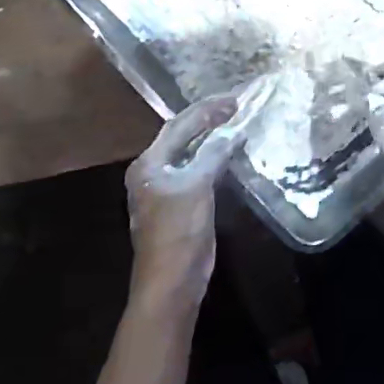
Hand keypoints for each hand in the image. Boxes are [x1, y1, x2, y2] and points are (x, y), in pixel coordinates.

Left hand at [124, 95, 252, 303]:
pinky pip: (195, 173)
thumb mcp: (196, 186)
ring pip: (188, 156)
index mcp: (148, 163)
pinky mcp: (177, 207)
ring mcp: (163, 191)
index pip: (178, 126)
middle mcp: (151, 172)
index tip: (232, 100)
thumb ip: (213, 154)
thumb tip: (233, 130)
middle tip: (235, 107)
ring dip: (209, 140)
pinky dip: (211, 161)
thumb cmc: (178, 231)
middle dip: (207, 121)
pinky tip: (228, 156)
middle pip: (181, 138)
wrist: (171, 284)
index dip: (206, 110)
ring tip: (234, 124)